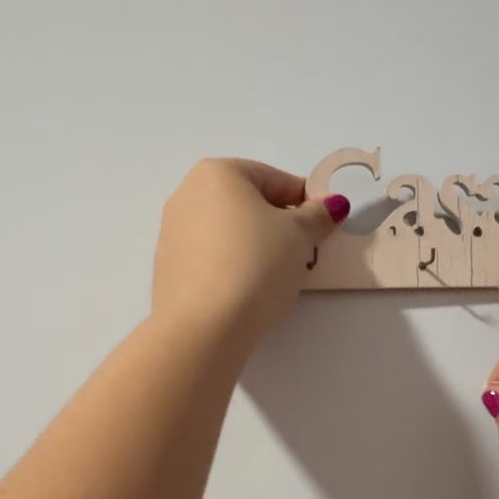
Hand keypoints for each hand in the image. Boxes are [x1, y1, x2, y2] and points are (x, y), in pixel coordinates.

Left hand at [151, 158, 346, 341]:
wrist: (205, 325)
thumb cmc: (256, 264)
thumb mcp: (299, 236)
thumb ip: (317, 215)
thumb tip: (331, 205)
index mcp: (217, 173)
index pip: (274, 179)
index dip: (305, 201)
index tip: (322, 226)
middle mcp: (186, 193)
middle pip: (247, 202)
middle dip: (277, 223)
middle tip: (301, 251)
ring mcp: (171, 231)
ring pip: (227, 230)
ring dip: (254, 244)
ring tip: (274, 274)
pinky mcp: (167, 266)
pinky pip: (210, 255)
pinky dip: (231, 264)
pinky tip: (246, 288)